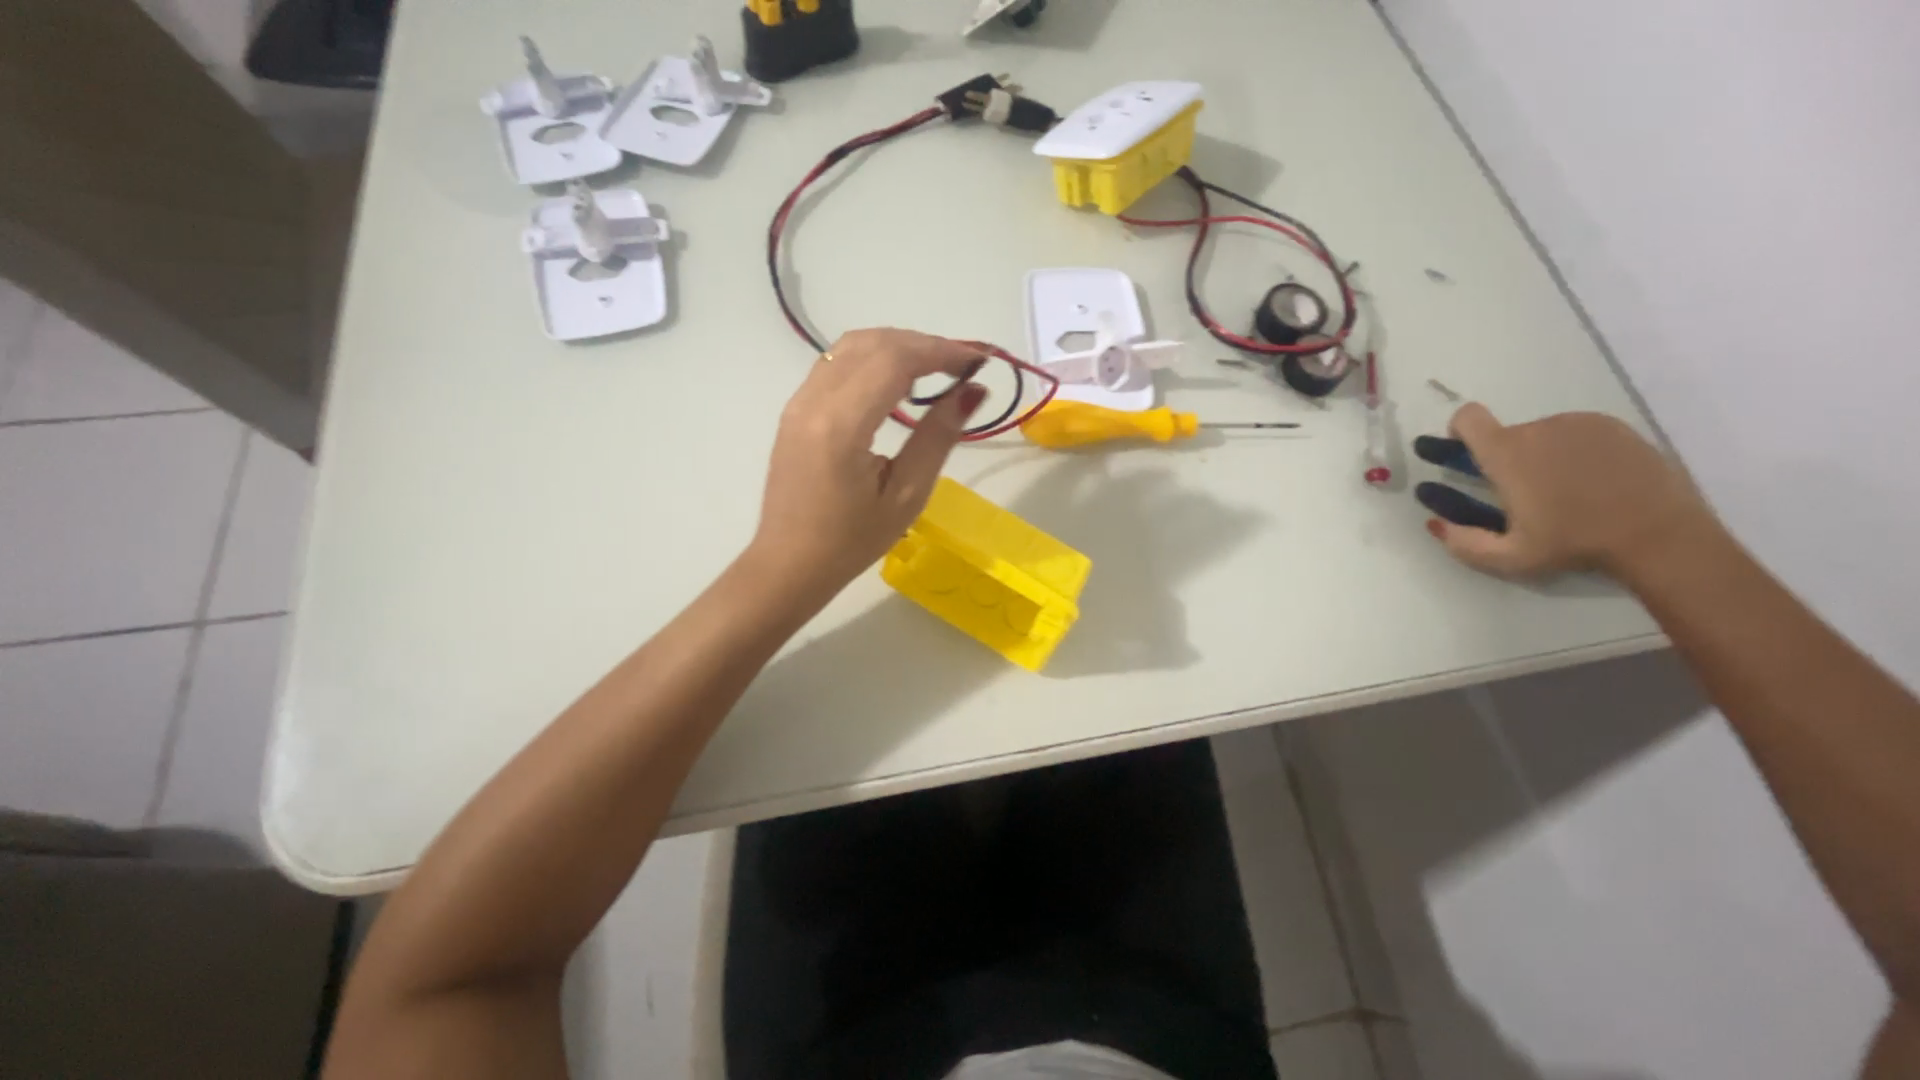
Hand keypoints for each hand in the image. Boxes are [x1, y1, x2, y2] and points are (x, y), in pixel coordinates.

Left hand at [747, 328, 986, 595]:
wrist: (789, 564)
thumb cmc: (851, 541)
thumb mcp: (906, 495)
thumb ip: (938, 437)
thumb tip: (973, 390)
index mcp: (841, 425)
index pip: (894, 360)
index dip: (940, 351)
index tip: (976, 361)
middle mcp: (814, 401)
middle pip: (873, 343)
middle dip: (922, 344)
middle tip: (961, 365)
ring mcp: (799, 402)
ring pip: (851, 346)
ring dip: (896, 346)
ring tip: (934, 370)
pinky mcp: (795, 409)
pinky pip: (836, 364)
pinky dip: (873, 358)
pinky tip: (897, 382)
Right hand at [1428, 403, 1716, 579]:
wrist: (1657, 532)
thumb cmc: (1575, 543)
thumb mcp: (1511, 557)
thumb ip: (1464, 542)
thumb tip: (1435, 524)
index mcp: (1507, 453)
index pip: (1467, 417)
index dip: (1461, 431)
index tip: (1468, 455)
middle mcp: (1539, 427)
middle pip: (1509, 433)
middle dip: (1509, 459)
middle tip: (1529, 495)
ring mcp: (1579, 423)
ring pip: (1545, 434)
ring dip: (1544, 455)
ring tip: (1569, 491)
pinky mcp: (1613, 426)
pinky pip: (1579, 432)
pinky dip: (1577, 451)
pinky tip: (1597, 481)